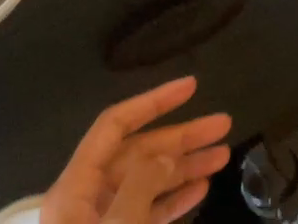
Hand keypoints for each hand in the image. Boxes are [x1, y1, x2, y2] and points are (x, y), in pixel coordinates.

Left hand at [42, 76, 232, 223]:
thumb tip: (166, 155)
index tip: (192, 86)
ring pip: (147, 182)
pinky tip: (200, 188)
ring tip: (223, 155)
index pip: (115, 126)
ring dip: (185, 167)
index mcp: (74, 189)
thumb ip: (141, 185)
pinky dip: (174, 199)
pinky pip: (147, 212)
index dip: (153, 101)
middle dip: (182, 137)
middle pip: (138, 153)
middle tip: (223, 124)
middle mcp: (86, 201)